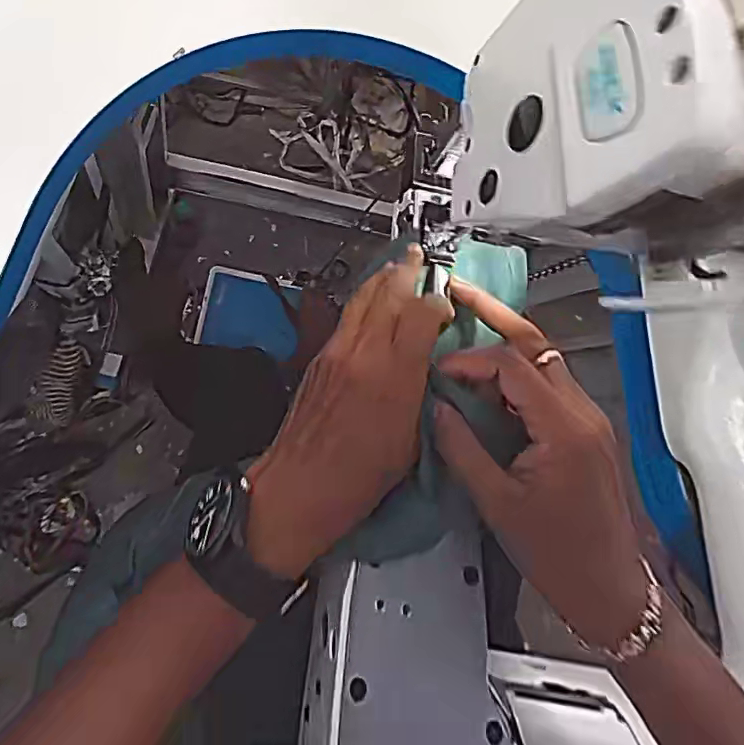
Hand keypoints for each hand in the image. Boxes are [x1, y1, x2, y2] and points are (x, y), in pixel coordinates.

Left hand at [245, 246, 452, 577]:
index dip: (437, 301)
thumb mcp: (409, 441)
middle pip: (388, 294)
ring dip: (382, 278)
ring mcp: (338, 351)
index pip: (421, 315)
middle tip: (420, 258)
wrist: (298, 486)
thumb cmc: (358, 478)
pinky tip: (370, 298)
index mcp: (394, 377)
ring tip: (396, 266)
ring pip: (363, 298)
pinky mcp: (320, 356)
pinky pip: (346, 315)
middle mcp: (365, 354)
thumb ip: (420, 394)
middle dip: (407, 271)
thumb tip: (425, 366)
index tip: (445, 302)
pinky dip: (363, 298)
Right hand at [433, 279, 650, 650]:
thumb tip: (436, 408)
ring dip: (502, 348)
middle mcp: (582, 412)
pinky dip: (513, 377)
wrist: (611, 589)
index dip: (470, 359)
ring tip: (464, 341)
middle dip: (494, 314)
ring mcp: (588, 417)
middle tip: (460, 292)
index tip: (439, 372)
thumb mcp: (497, 503)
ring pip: (542, 360)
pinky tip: (486, 386)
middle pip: (536, 344)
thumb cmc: (558, 556)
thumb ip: (462, 448)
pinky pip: (546, 385)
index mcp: (564, 428)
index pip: (512, 365)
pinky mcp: (584, 428)